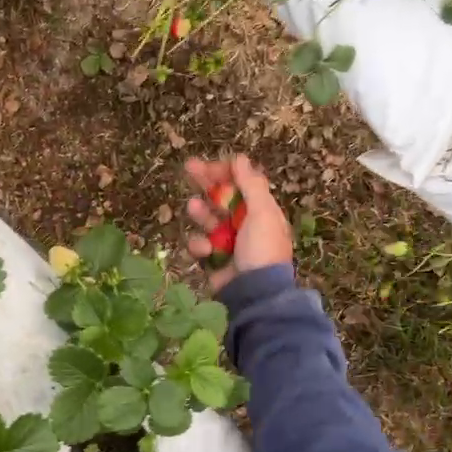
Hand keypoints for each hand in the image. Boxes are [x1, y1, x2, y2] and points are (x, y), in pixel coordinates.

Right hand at [184, 155, 291, 292]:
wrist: (254, 293)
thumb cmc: (262, 249)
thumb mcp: (263, 213)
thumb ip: (251, 185)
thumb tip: (241, 158)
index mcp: (261, 210)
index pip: (242, 183)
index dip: (226, 172)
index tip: (210, 165)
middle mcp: (244, 223)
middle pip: (222, 196)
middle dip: (206, 182)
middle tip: (188, 167)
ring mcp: (227, 241)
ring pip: (208, 218)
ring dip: (200, 212)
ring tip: (193, 207)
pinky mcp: (213, 259)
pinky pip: (200, 244)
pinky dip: (200, 245)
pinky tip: (205, 250)